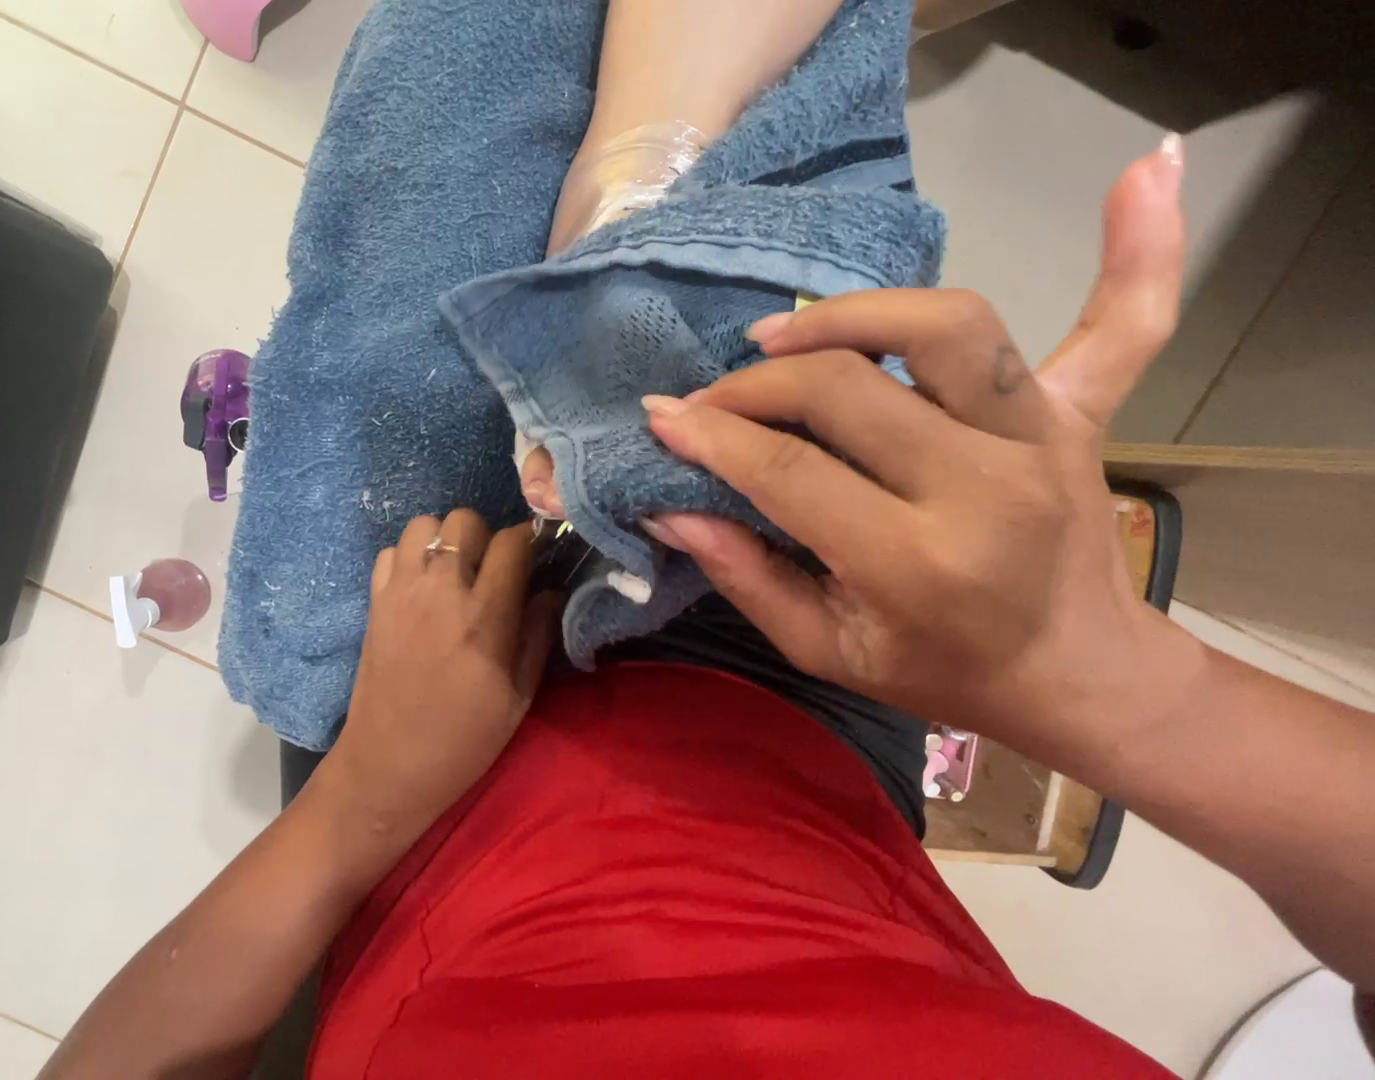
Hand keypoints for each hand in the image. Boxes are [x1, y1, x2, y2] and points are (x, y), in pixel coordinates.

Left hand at [315, 510, 561, 844]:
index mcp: (484, 617)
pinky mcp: (374, 602)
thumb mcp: (518, 696)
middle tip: (491, 569)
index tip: (537, 554)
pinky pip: (390, 552)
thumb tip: (550, 590)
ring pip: (423, 525)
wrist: (388, 764)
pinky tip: (420, 587)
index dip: (531, 539)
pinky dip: (408, 558)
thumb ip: (536, 635)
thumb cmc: (463, 739)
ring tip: (454, 573)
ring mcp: (401, 592)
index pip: (512, 543)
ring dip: (443, 539)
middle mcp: (440, 591)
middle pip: (464, 520)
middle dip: (485, 535)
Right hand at [639, 138, 1205, 767]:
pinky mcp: (1083, 415)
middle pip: (846, 388)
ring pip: (948, 327)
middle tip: (711, 399)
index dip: (711, 438)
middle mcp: (984, 486)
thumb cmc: (934, 670)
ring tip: (787, 334)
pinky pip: (1126, 323)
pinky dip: (1142, 250)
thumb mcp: (821, 649)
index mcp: (914, 563)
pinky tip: (1159, 158)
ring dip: (853, 315)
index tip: (662, 417)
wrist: (1075, 676)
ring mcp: (1044, 440)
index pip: (789, 471)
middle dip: (755, 385)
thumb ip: (744, 577)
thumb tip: (669, 508)